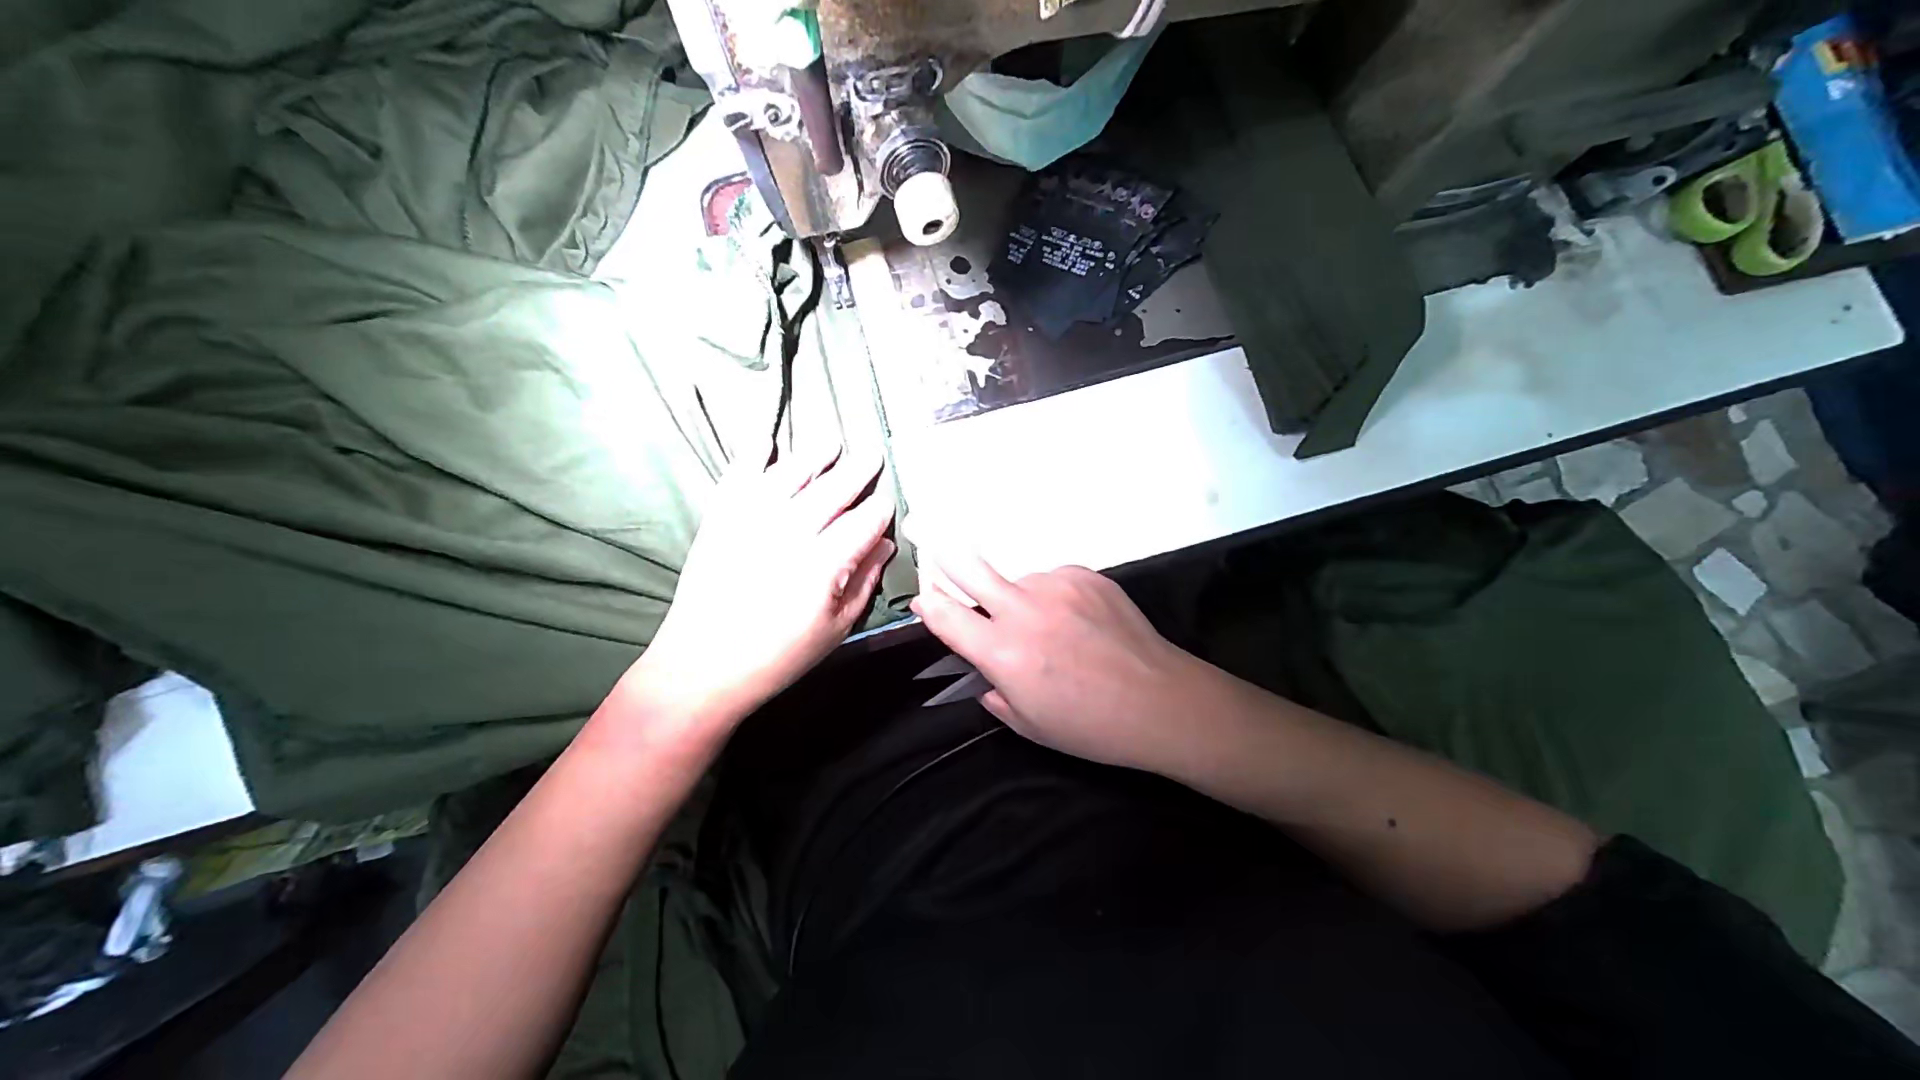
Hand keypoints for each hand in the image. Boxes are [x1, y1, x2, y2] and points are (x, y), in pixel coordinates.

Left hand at [630, 441, 896, 730]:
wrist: (702, 665)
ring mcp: (750, 523)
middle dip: (856, 471)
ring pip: (789, 476)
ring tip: (830, 442)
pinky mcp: (720, 521)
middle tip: (872, 454)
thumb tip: (885, 546)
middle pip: (832, 491)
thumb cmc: (776, 656)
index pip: (862, 524)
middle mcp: (789, 535)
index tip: (886, 503)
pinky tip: (765, 442)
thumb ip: (863, 582)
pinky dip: (751, 457)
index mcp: (823, 566)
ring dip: (812, 456)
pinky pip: (738, 478)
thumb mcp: (835, 628)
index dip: (878, 511)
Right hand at [910, 552, 1228, 773]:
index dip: (927, 604)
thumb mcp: (1029, 725)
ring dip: (1019, 599)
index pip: (944, 614)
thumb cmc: (1090, 726)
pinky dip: (1055, 598)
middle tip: (930, 538)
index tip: (922, 599)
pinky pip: (1054, 581)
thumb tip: (985, 671)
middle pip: (967, 566)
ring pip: (1018, 581)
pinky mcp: (1086, 576)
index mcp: (1002, 653)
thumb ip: (994, 692)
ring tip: (1052, 630)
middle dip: (944, 555)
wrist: (1160, 701)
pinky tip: (1077, 623)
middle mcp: (1023, 610)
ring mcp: (1057, 586)